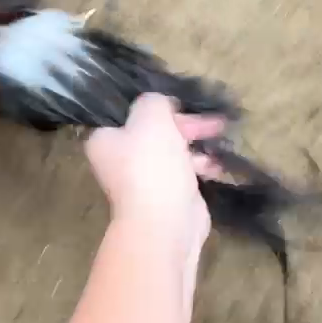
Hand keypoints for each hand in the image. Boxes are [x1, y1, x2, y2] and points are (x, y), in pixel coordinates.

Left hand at [84, 94, 224, 255]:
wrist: (163, 221)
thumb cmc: (151, 164)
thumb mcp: (150, 117)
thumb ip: (153, 101)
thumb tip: (159, 104)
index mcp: (104, 140)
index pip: (128, 114)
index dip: (155, 106)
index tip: (178, 103)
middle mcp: (118, 159)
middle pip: (154, 131)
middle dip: (185, 124)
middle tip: (212, 122)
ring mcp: (141, 178)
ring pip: (171, 150)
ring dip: (195, 144)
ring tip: (217, 138)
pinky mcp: (165, 193)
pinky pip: (183, 171)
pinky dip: (199, 165)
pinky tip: (215, 165)